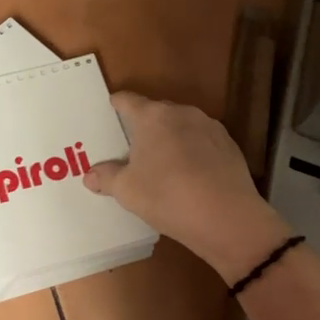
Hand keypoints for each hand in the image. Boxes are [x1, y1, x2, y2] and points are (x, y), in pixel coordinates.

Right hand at [84, 92, 292, 282]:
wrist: (228, 218)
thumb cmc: (168, 197)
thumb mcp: (128, 191)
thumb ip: (106, 178)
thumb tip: (90, 175)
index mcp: (153, 117)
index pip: (128, 100)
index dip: (117, 105)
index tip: (110, 111)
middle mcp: (182, 113)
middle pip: (156, 111)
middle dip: (144, 126)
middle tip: (132, 148)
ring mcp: (210, 127)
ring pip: (182, 126)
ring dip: (170, 139)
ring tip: (163, 164)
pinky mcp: (230, 145)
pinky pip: (202, 142)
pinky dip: (193, 152)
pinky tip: (190, 176)